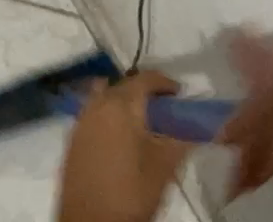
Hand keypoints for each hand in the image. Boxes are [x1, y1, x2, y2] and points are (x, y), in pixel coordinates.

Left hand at [57, 71, 194, 221]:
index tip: (179, 94)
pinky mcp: (72, 139)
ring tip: (139, 118)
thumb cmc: (130, 194)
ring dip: (122, 100)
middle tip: (163, 107)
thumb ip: (182, 140)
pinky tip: (118, 135)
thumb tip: (200, 127)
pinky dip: (107, 113)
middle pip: (124, 85)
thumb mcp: (164, 167)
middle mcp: (98, 105)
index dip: (164, 82)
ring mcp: (81, 121)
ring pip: (105, 95)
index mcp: (122, 106)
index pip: (145, 79)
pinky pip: (92, 112)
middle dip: (144, 90)